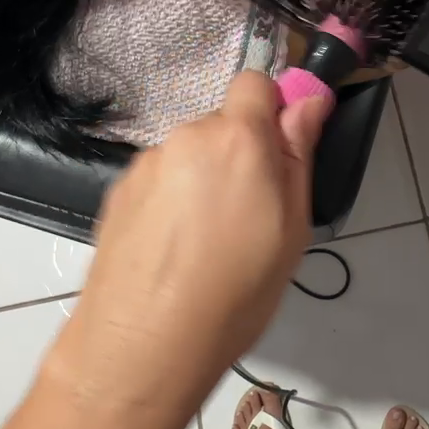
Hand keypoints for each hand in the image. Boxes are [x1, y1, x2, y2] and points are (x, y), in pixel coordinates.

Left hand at [50, 73, 332, 401]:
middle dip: (239, 154)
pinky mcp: (118, 191)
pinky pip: (159, 180)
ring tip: (205, 242)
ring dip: (203, 179)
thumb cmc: (237, 290)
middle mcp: (188, 136)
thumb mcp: (291, 227)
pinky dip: (170, 201)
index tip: (278, 154)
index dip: (271, 110)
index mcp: (237, 138)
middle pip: (222, 124)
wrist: (143, 345)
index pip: (255, 83)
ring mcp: (147, 163)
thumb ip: (298, 154)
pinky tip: (172, 250)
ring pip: (190, 155)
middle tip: (248, 214)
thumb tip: (310, 99)